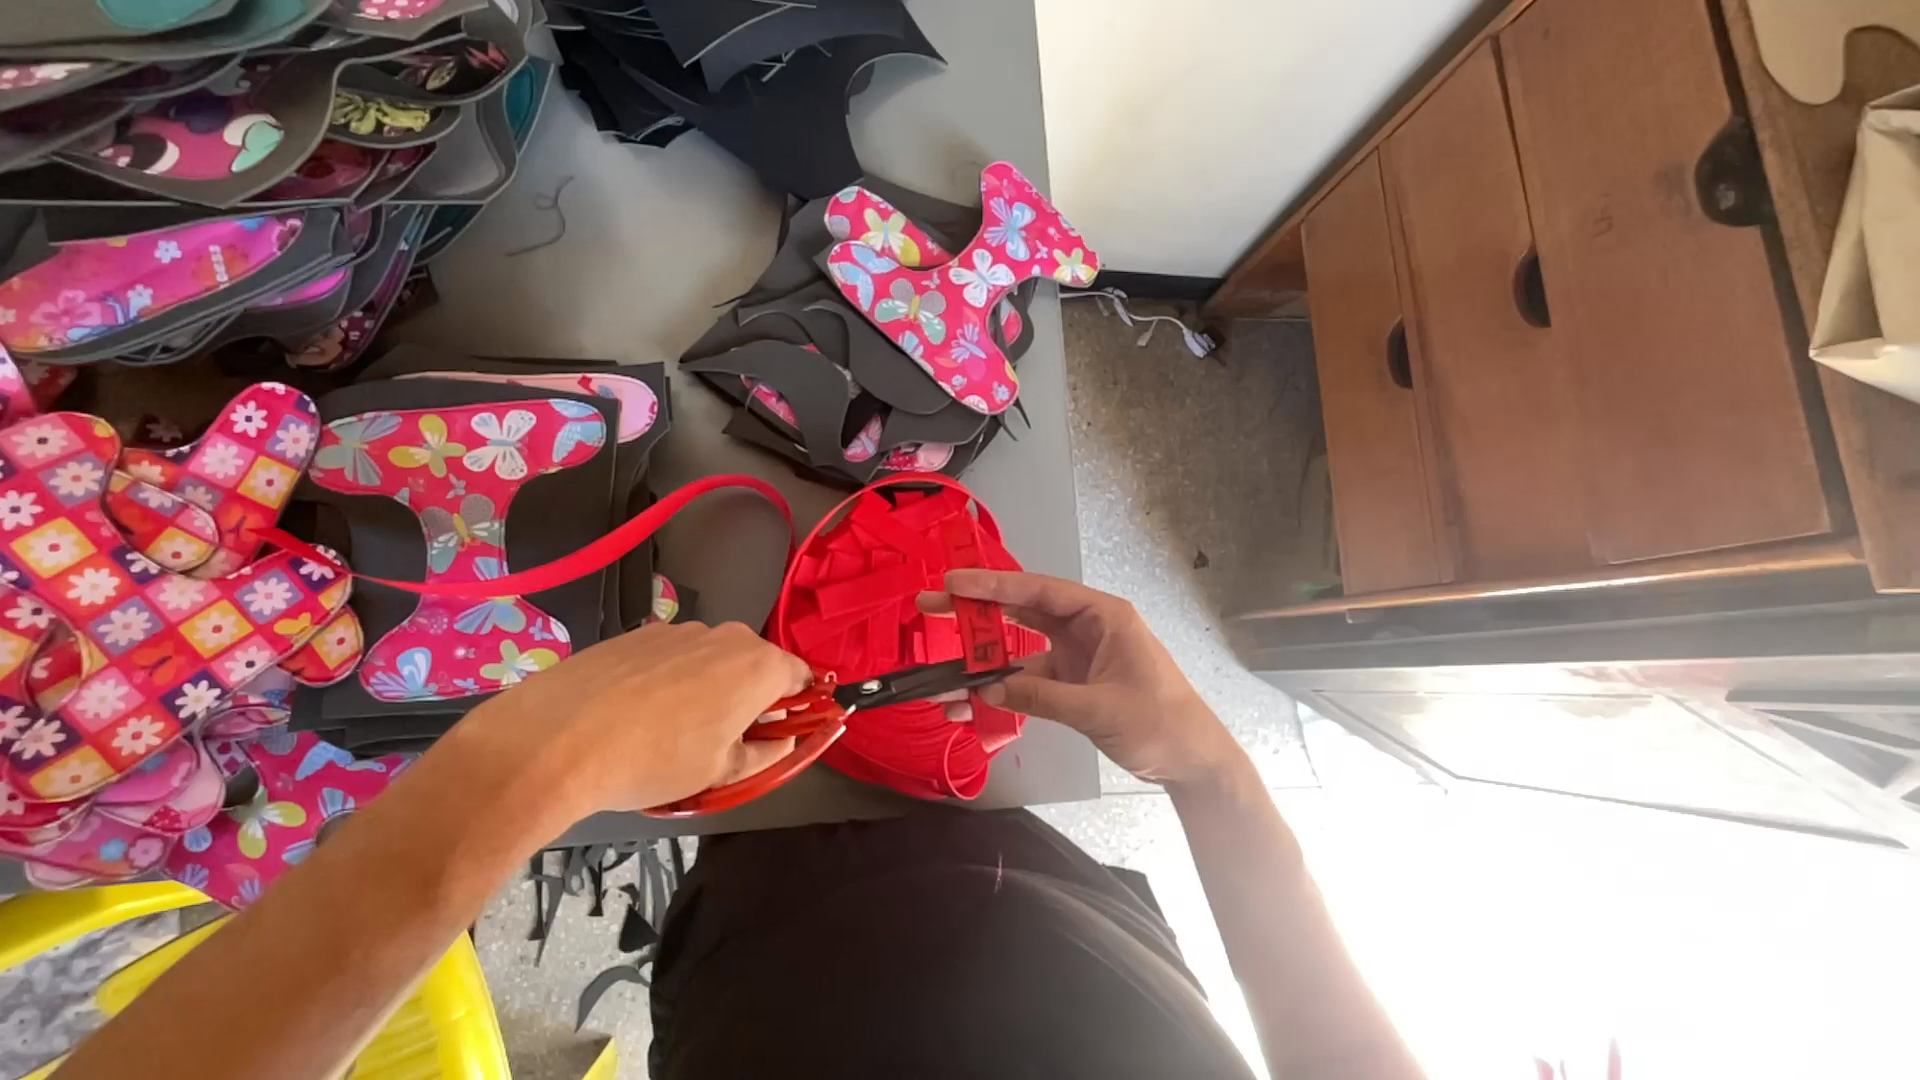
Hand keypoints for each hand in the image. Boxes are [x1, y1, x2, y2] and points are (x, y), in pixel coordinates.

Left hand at [454, 621, 809, 816]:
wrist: (557, 739)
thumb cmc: (655, 760)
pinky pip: (672, 655)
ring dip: (707, 686)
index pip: (801, 676)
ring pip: (711, 658)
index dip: (795, 705)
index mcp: (760, 666)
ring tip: (669, 727)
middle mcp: (727, 636)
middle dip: (749, 696)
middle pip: (755, 663)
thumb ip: (765, 754)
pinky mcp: (638, 633)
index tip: (777, 732)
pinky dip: (668, 678)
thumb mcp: (720, 772)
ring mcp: (679, 629)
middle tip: (723, 737)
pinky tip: (635, 712)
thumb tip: (783, 740)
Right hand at [919, 570, 1244, 789]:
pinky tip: (968, 707)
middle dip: (976, 614)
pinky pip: (1026, 682)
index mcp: (1102, 616)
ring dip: (982, 663)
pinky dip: (1000, 693)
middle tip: (930, 608)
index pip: (1040, 591)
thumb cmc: (1160, 722)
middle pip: (1022, 612)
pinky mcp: (1070, 684)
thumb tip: (988, 690)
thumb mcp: (1099, 707)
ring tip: (938, 674)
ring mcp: (1075, 656)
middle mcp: (1085, 628)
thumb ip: (1043, 696)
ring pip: (1018, 651)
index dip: (993, 585)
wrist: (1192, 760)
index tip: (952, 584)